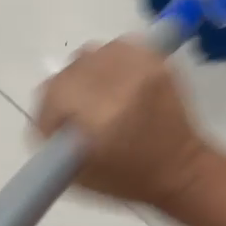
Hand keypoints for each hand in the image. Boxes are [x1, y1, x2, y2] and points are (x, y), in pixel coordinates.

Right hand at [35, 36, 215, 206]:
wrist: (183, 168)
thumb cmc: (128, 179)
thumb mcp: (80, 175)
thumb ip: (52, 142)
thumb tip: (43, 116)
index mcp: (101, 117)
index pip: (55, 91)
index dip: (49, 109)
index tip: (55, 124)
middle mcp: (120, 84)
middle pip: (72, 69)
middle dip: (67, 90)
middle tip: (75, 110)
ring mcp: (141, 67)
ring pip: (92, 53)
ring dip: (88, 72)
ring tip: (97, 93)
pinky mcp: (156, 58)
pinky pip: (118, 46)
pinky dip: (110, 61)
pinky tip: (116, 81)